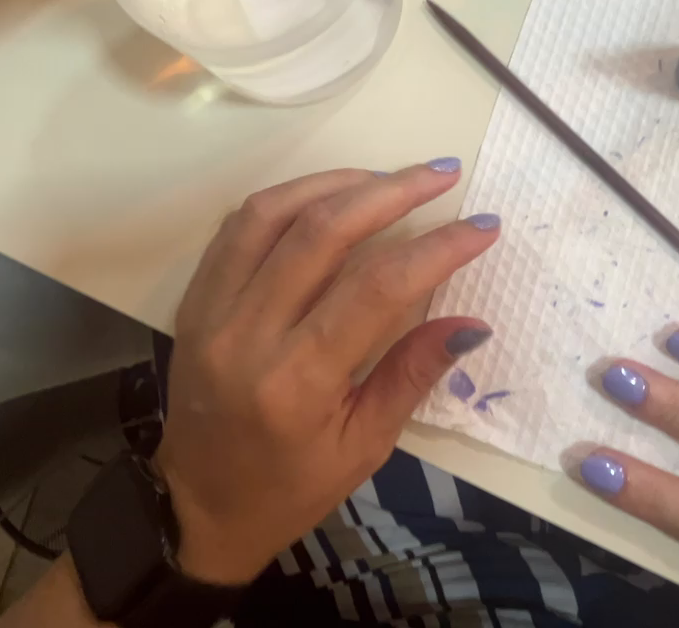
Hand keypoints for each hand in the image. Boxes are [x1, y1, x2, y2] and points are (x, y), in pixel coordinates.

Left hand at [153, 162, 498, 584]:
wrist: (196, 505)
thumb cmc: (290, 487)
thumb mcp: (364, 446)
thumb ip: (413, 374)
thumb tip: (472, 324)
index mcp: (296, 383)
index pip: (377, 290)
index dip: (437, 249)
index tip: (482, 227)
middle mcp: (247, 334)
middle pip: (324, 232)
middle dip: (393, 192)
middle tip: (442, 173)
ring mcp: (212, 308)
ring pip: (275, 212)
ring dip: (339, 182)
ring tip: (390, 177)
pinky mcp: (196, 296)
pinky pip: (240, 224)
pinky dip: (290, 196)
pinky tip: (329, 192)